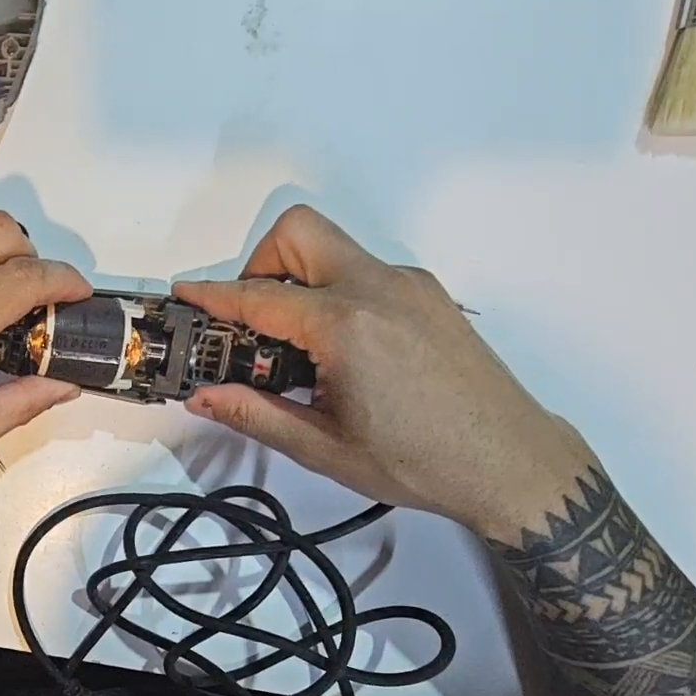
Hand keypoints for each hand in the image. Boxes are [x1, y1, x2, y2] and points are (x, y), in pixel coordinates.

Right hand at [175, 204, 591, 540]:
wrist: (511, 462)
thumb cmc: (416, 461)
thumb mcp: (321, 447)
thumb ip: (254, 413)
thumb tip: (201, 396)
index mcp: (347, 326)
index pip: (261, 296)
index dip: (213, 296)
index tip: (183, 294)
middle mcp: (379, 288)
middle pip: (298, 233)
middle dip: (258, 264)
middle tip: (249, 320)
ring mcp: (410, 285)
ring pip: (333, 247)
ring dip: (296, 278)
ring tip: (291, 345)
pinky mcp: (429, 294)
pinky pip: (362, 270)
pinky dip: (332, 291)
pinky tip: (335, 349)